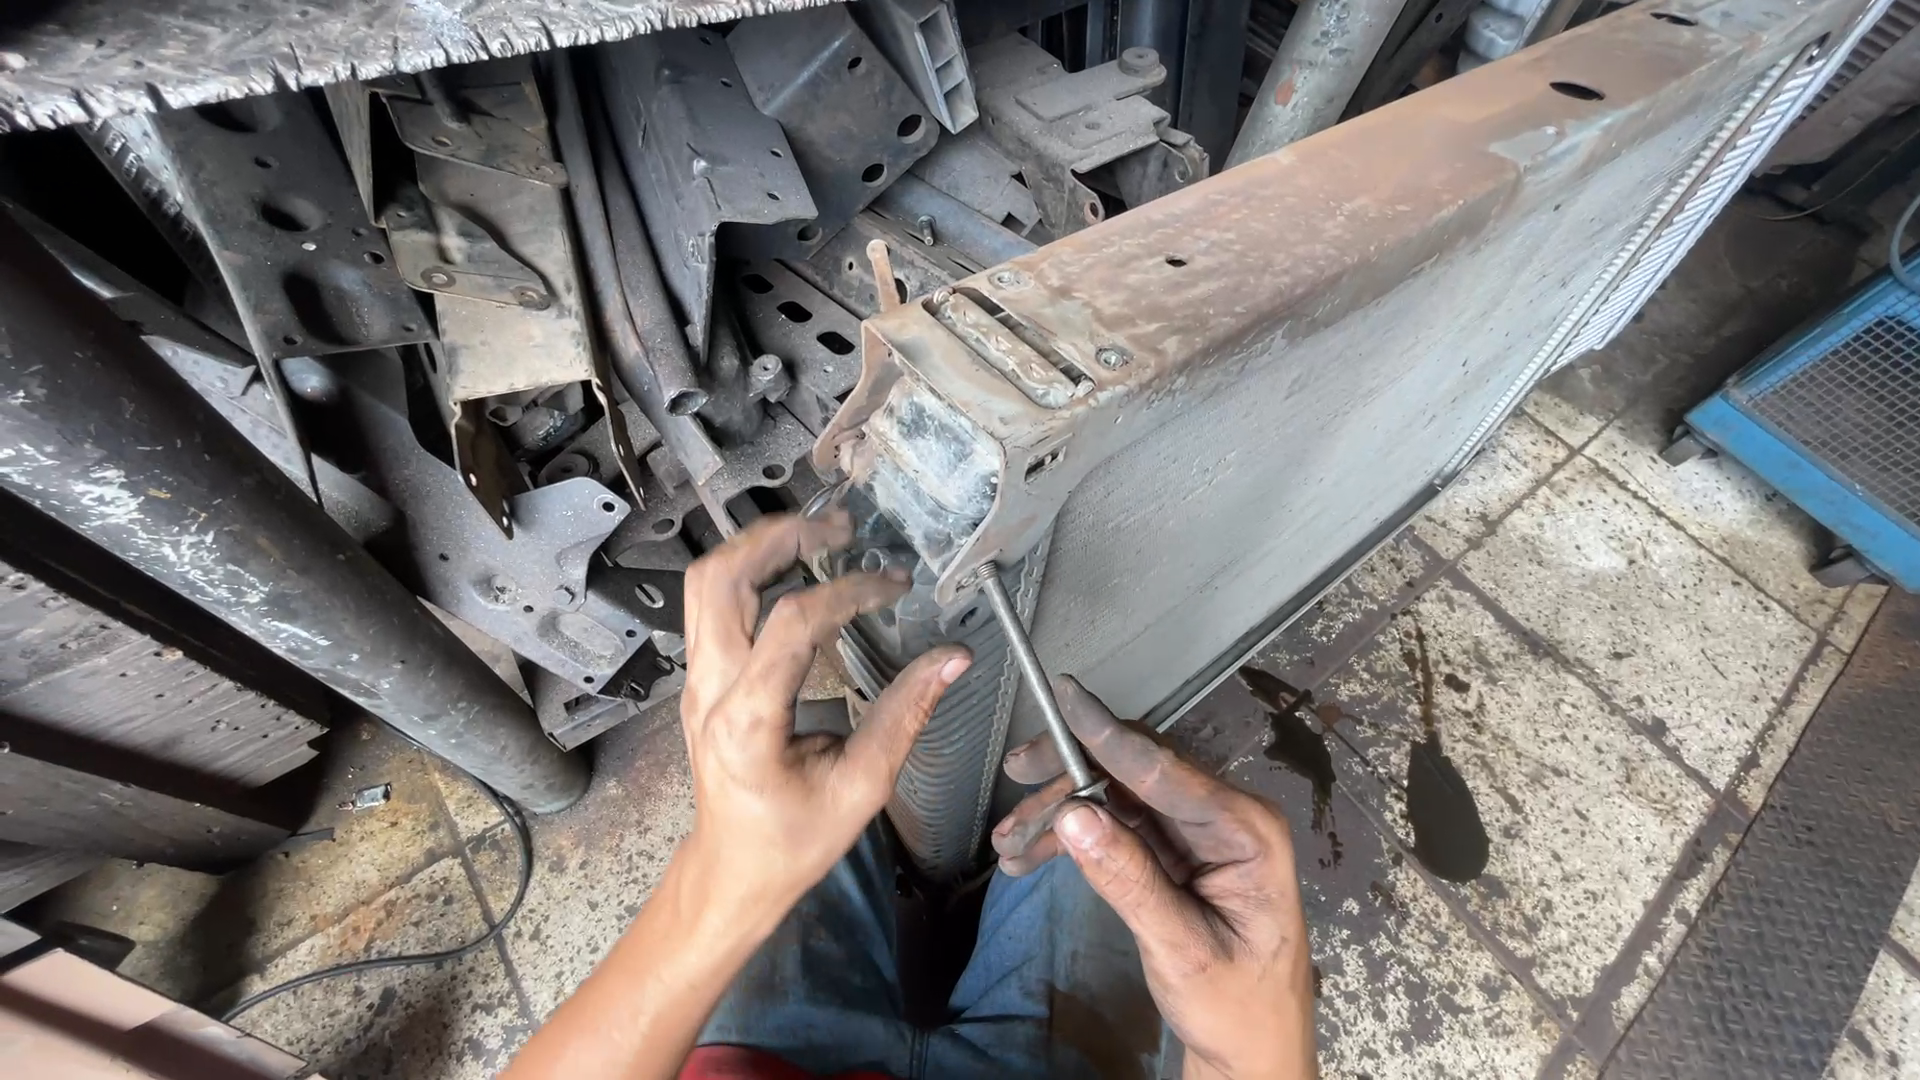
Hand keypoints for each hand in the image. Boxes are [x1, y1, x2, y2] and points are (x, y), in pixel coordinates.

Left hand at [676, 510, 971, 931]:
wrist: (731, 869)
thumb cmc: (792, 840)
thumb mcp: (861, 787)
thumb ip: (905, 715)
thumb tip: (951, 658)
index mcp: (748, 722)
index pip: (792, 623)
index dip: (849, 592)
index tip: (893, 585)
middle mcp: (709, 690)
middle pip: (721, 580)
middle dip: (780, 538)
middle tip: (839, 528)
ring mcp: (697, 680)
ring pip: (707, 583)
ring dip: (760, 546)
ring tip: (818, 536)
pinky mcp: (702, 676)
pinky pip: (714, 603)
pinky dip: (753, 571)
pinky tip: (796, 570)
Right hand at [991, 677, 1316, 1079]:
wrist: (1255, 1051)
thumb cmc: (1237, 1004)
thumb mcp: (1183, 950)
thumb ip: (1129, 880)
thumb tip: (1073, 817)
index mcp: (1243, 828)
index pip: (1162, 768)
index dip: (1107, 730)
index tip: (1066, 693)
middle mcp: (1218, 813)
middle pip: (1131, 767)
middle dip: (1069, 770)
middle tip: (1017, 772)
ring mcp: (1192, 827)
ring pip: (1112, 792)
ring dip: (1059, 811)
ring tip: (1009, 842)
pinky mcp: (1170, 845)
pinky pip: (1112, 822)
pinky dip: (1070, 837)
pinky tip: (1028, 857)